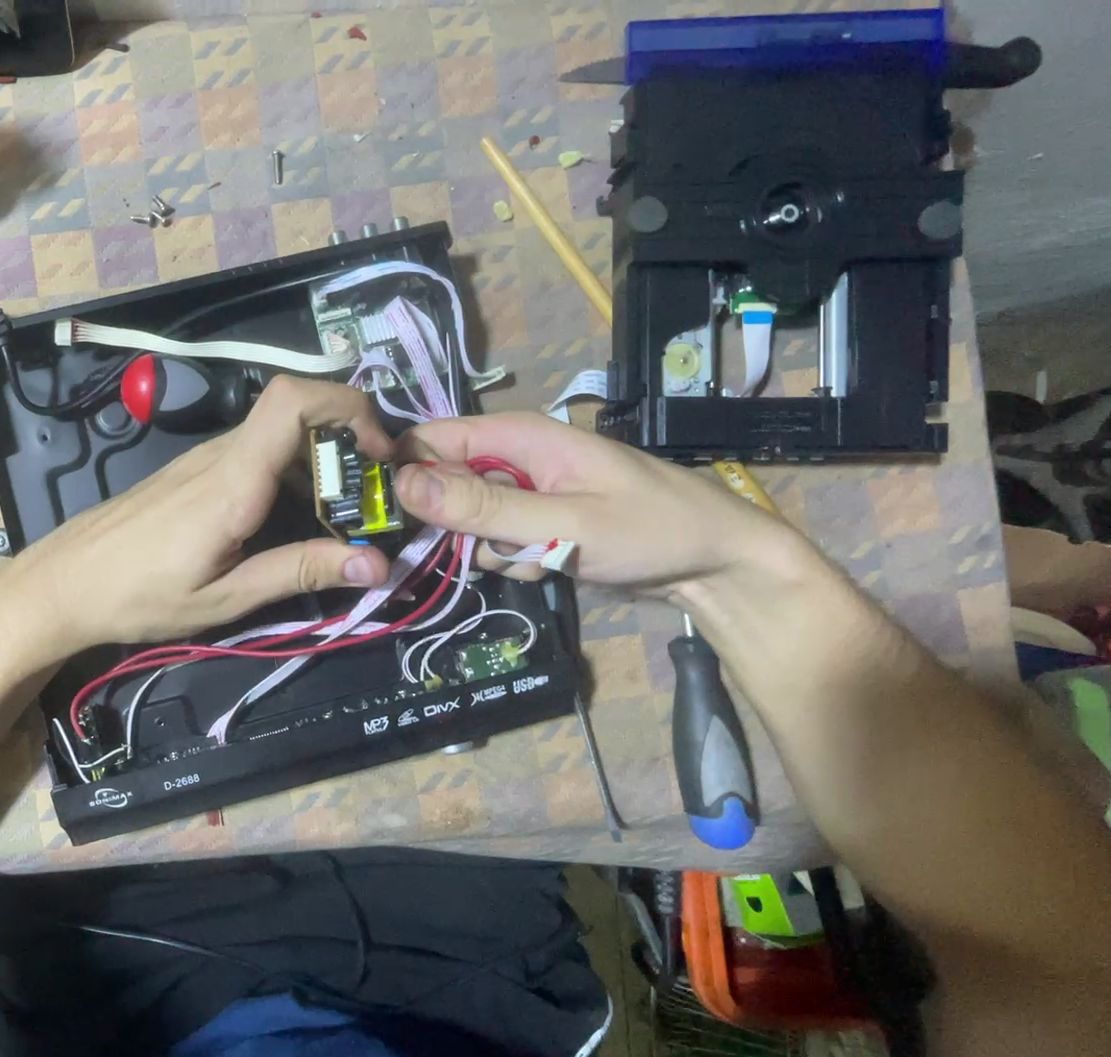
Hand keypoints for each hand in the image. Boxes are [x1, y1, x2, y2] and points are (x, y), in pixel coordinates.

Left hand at [0, 376, 393, 659]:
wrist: (63, 583)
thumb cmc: (138, 596)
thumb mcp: (223, 599)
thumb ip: (298, 573)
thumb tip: (376, 564)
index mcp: (232, 482)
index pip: (292, 401)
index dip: (347, 407)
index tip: (379, 454)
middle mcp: (220, 455)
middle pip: (295, 409)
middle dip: (348, 438)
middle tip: (372, 494)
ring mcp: (203, 459)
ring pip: (278, 433)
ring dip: (321, 460)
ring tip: (341, 515)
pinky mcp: (194, 472)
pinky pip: (255, 452)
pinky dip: (291, 471)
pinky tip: (294, 517)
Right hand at [395, 413, 805, 594]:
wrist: (719, 566)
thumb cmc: (650, 531)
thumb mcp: (562, 522)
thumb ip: (481, 506)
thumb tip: (403, 483)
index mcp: (520, 435)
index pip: (433, 439)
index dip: (405, 472)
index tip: (392, 516)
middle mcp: (516, 458)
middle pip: (446, 484)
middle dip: (457, 522)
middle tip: (491, 547)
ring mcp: (527, 493)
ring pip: (469, 521)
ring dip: (492, 547)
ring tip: (541, 556)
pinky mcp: (538, 523)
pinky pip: (497, 541)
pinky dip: (517, 559)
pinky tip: (555, 565)